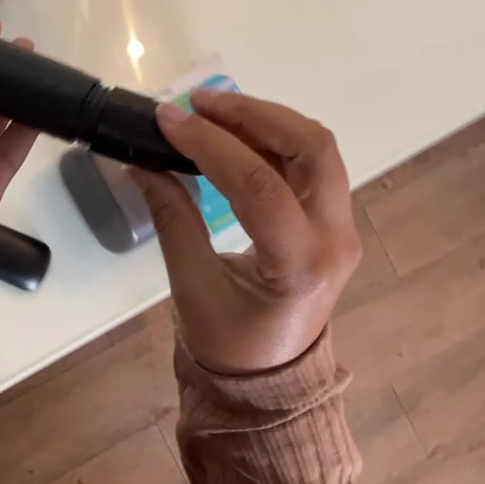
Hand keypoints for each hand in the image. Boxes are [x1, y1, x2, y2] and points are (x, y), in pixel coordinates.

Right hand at [131, 90, 361, 374]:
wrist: (267, 380)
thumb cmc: (226, 342)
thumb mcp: (191, 285)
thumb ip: (173, 218)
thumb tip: (142, 164)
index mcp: (299, 262)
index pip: (257, 183)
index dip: (209, 144)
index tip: (167, 119)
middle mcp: (335, 237)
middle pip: (311, 148)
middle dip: (254, 115)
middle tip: (200, 103)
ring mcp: (342, 228)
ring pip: (317, 150)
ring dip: (266, 122)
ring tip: (213, 111)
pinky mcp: (333, 222)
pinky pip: (310, 167)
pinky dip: (272, 143)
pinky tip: (233, 137)